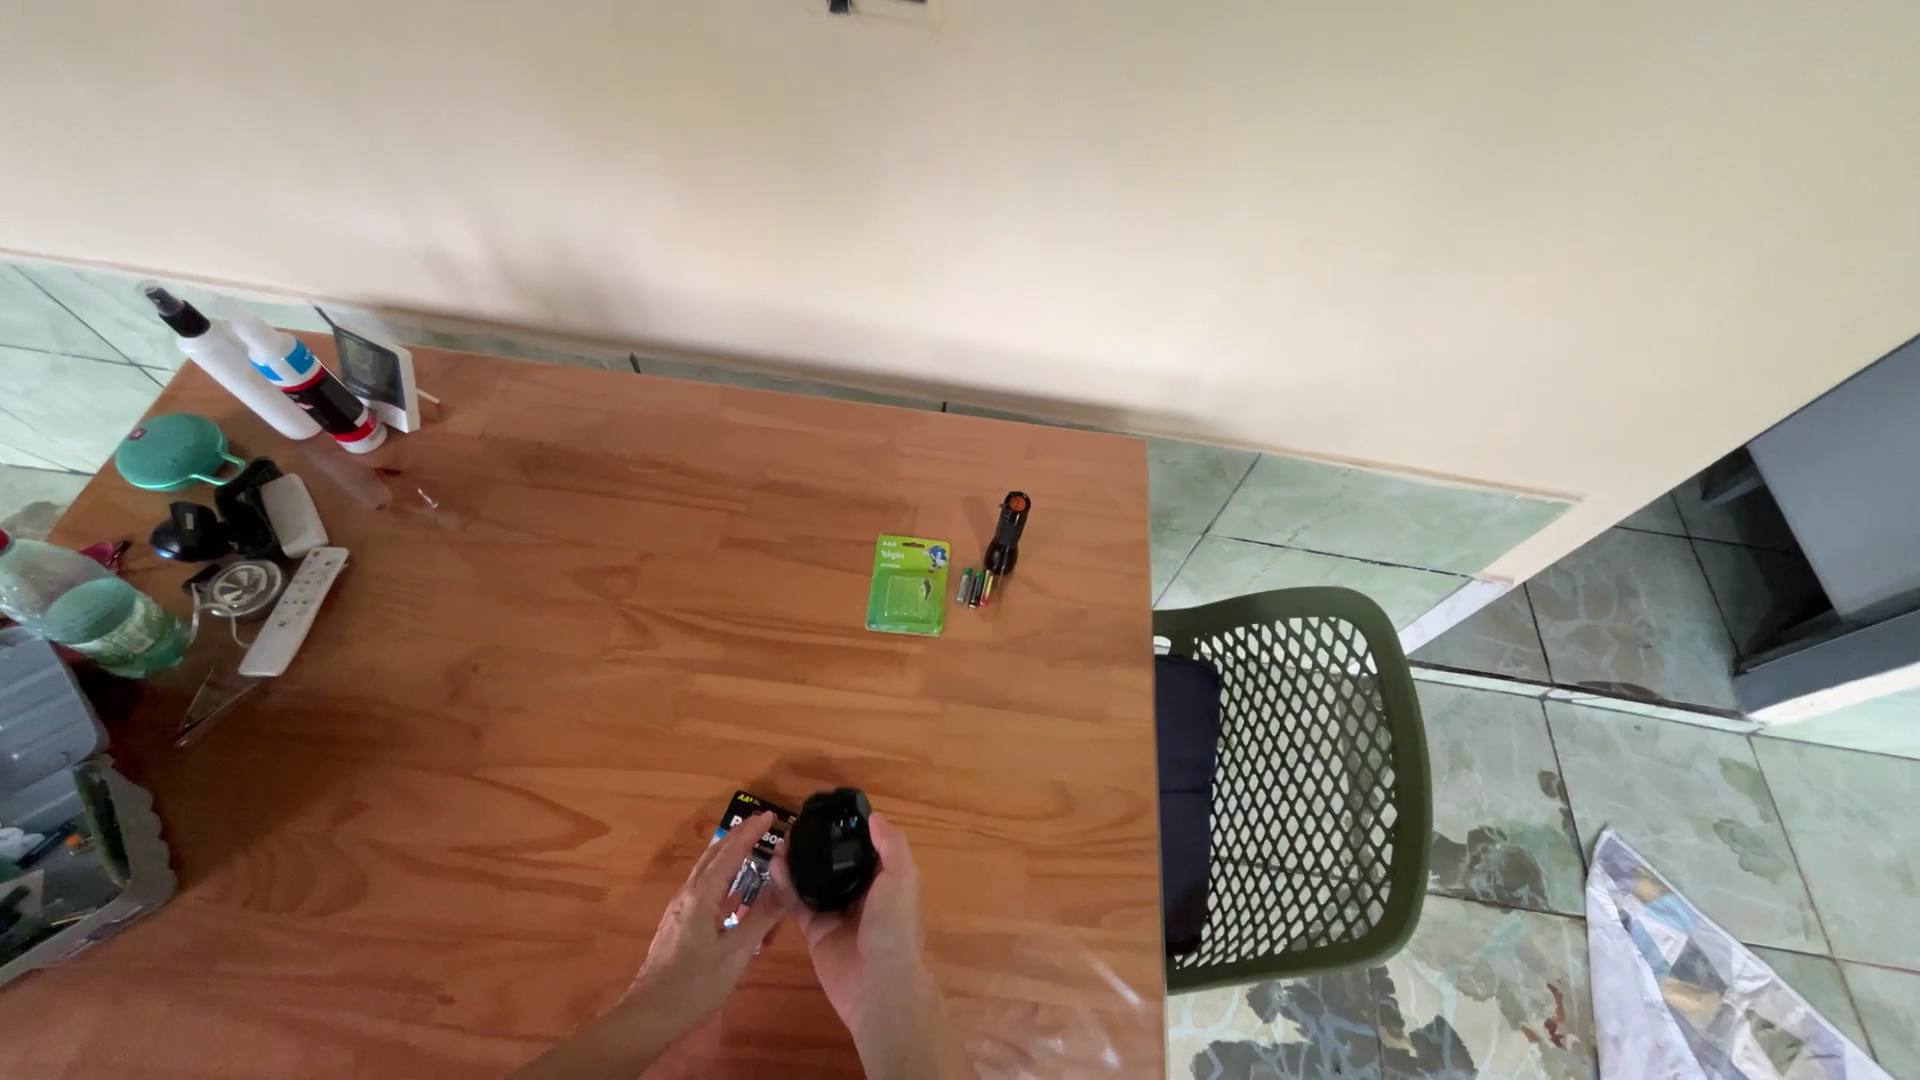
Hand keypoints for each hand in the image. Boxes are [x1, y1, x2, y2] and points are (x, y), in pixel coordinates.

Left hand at [509, 812, 786, 1079]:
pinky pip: (705, 891)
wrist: (648, 1017)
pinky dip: (723, 881)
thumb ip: (762, 916)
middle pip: (713, 856)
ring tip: (750, 849)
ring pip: (707, 873)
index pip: (730, 852)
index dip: (750, 832)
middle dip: (737, 837)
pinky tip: (735, 895)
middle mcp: (688, 895)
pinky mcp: (680, 927)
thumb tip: (787, 882)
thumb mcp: (737, 952)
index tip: (770, 815)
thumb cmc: (694, 983)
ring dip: (728, 856)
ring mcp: (681, 911)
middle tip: (761, 824)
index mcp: (701, 895)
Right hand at [773, 812, 971, 1079]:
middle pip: (836, 862)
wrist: (876, 985)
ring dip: (798, 861)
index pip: (867, 848)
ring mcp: (837, 912)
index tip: (828, 810)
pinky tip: (774, 866)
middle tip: (797, 825)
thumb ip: (890, 845)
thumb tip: (874, 817)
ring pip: (814, 880)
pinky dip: (785, 885)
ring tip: (781, 842)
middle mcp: (861, 893)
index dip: (849, 830)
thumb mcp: (902, 877)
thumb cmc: (894, 926)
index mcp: (885, 880)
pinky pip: (798, 903)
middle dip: (818, 844)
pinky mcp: (815, 931)